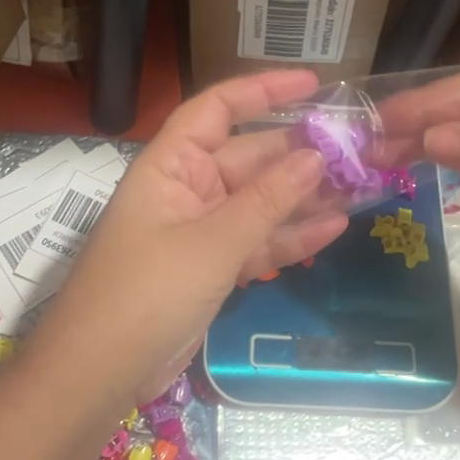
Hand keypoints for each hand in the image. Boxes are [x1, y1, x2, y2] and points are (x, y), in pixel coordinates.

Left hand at [37, 71, 348, 403]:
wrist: (99, 374)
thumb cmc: (145, 294)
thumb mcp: (211, 243)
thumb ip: (266, 201)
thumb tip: (315, 157)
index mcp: (172, 165)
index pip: (217, 109)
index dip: (263, 90)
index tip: (315, 85)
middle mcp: (187, 190)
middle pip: (250, 158)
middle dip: (300, 155)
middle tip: (358, 151)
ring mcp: (200, 232)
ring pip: (260, 204)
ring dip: (304, 198)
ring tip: (360, 188)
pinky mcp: (211, 269)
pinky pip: (257, 243)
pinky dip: (290, 238)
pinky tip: (333, 229)